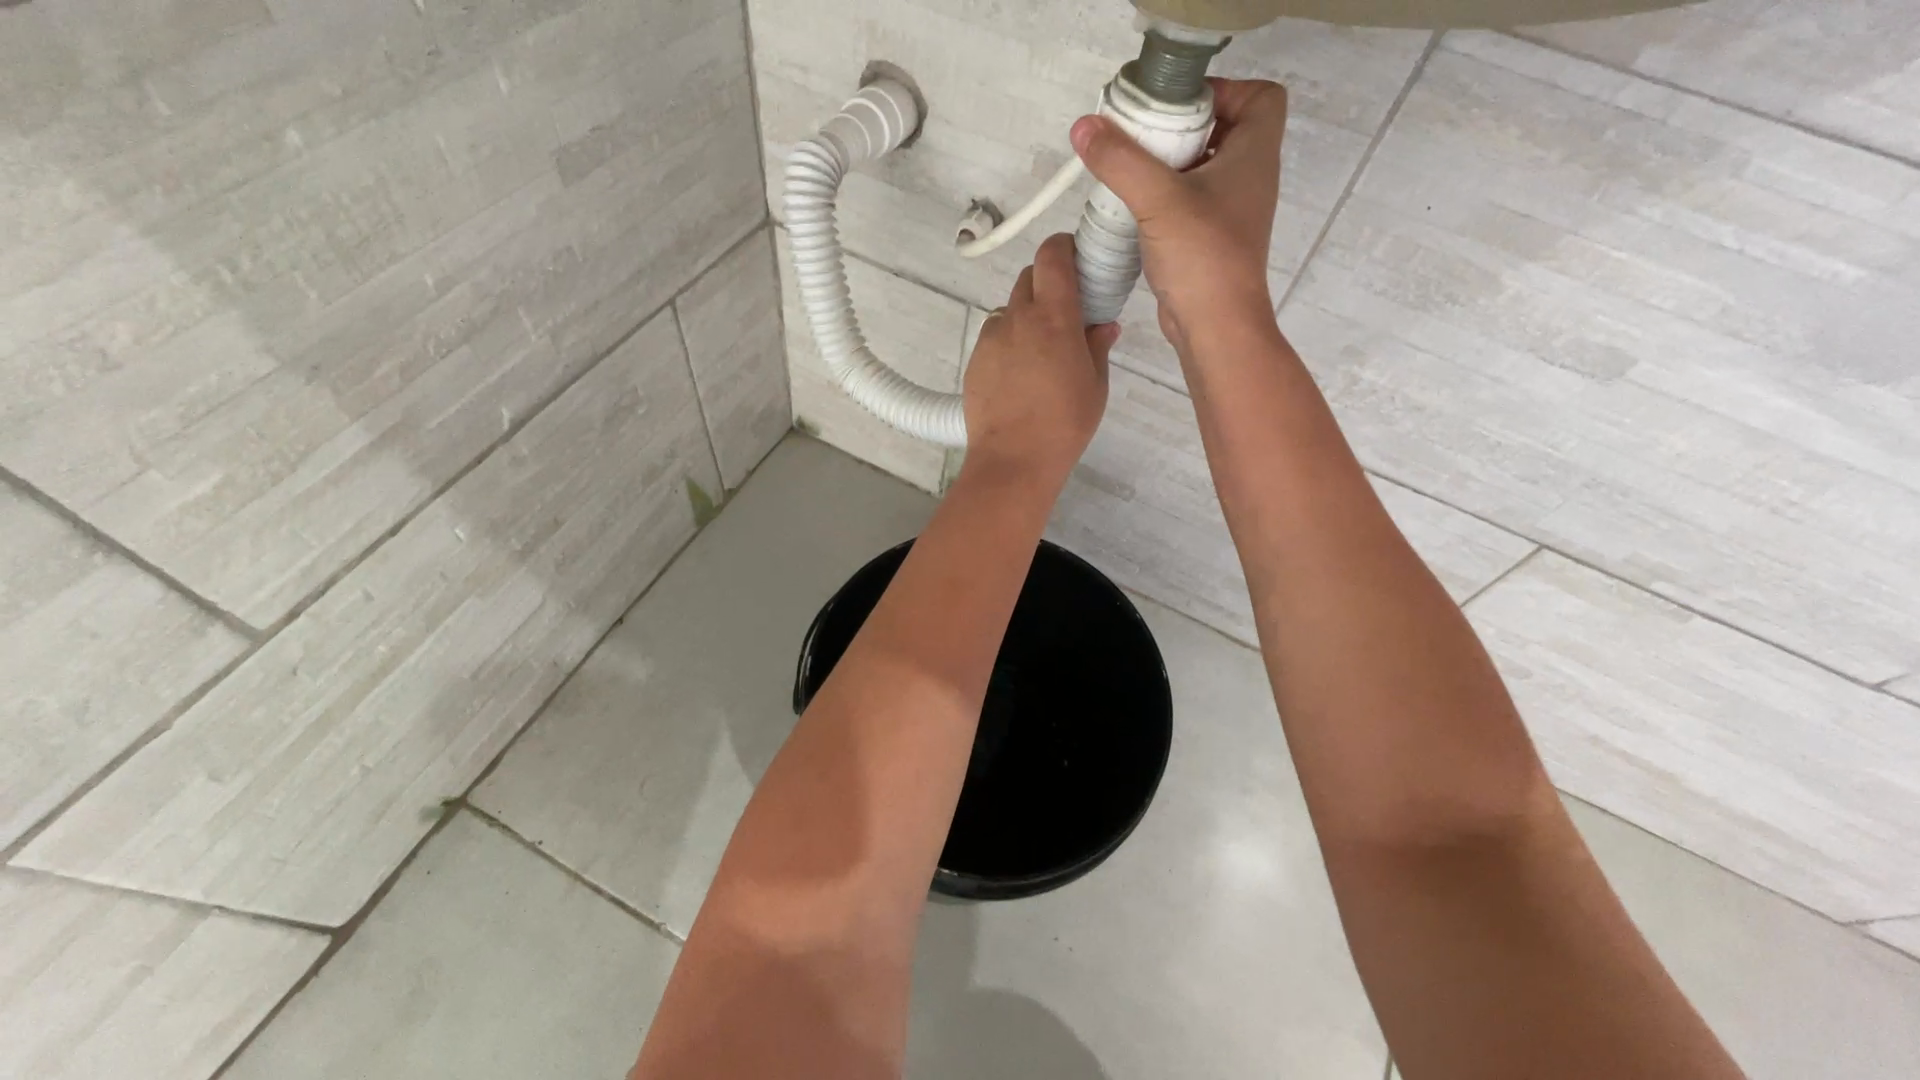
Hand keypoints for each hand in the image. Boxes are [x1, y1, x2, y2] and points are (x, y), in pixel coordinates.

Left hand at [961, 233, 1117, 488]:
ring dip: (1027, 314)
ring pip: (1010, 308)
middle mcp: (1017, 318)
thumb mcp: (1095, 385)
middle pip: (1029, 277)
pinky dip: (1009, 340)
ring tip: (1041, 349)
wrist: (1013, 460)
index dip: (1063, 247)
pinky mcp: (975, 359)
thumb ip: (1097, 346)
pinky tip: (1020, 373)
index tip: (1076, 259)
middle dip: (1048, 283)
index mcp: (1054, 317)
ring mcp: (991, 338)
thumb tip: (1103, 326)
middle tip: (1066, 310)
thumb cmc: (1064, 424)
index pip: (1052, 256)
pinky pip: (995, 335)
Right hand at [1070, 78, 1287, 349]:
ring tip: (1129, 167)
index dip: (1225, 89)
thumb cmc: (1202, 257)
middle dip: (1181, 125)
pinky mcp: (1210, 240)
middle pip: (1225, 128)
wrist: (1216, 328)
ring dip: (1167, 163)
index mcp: (1254, 156)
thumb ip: (1120, 159)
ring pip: (1203, 168)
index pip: (1260, 97)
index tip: (1177, 104)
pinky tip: (1132, 206)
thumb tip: (1083, 126)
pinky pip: (1188, 201)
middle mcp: (1249, 178)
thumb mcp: (1157, 199)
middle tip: (1141, 133)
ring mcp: (1230, 212)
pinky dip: (1162, 196)